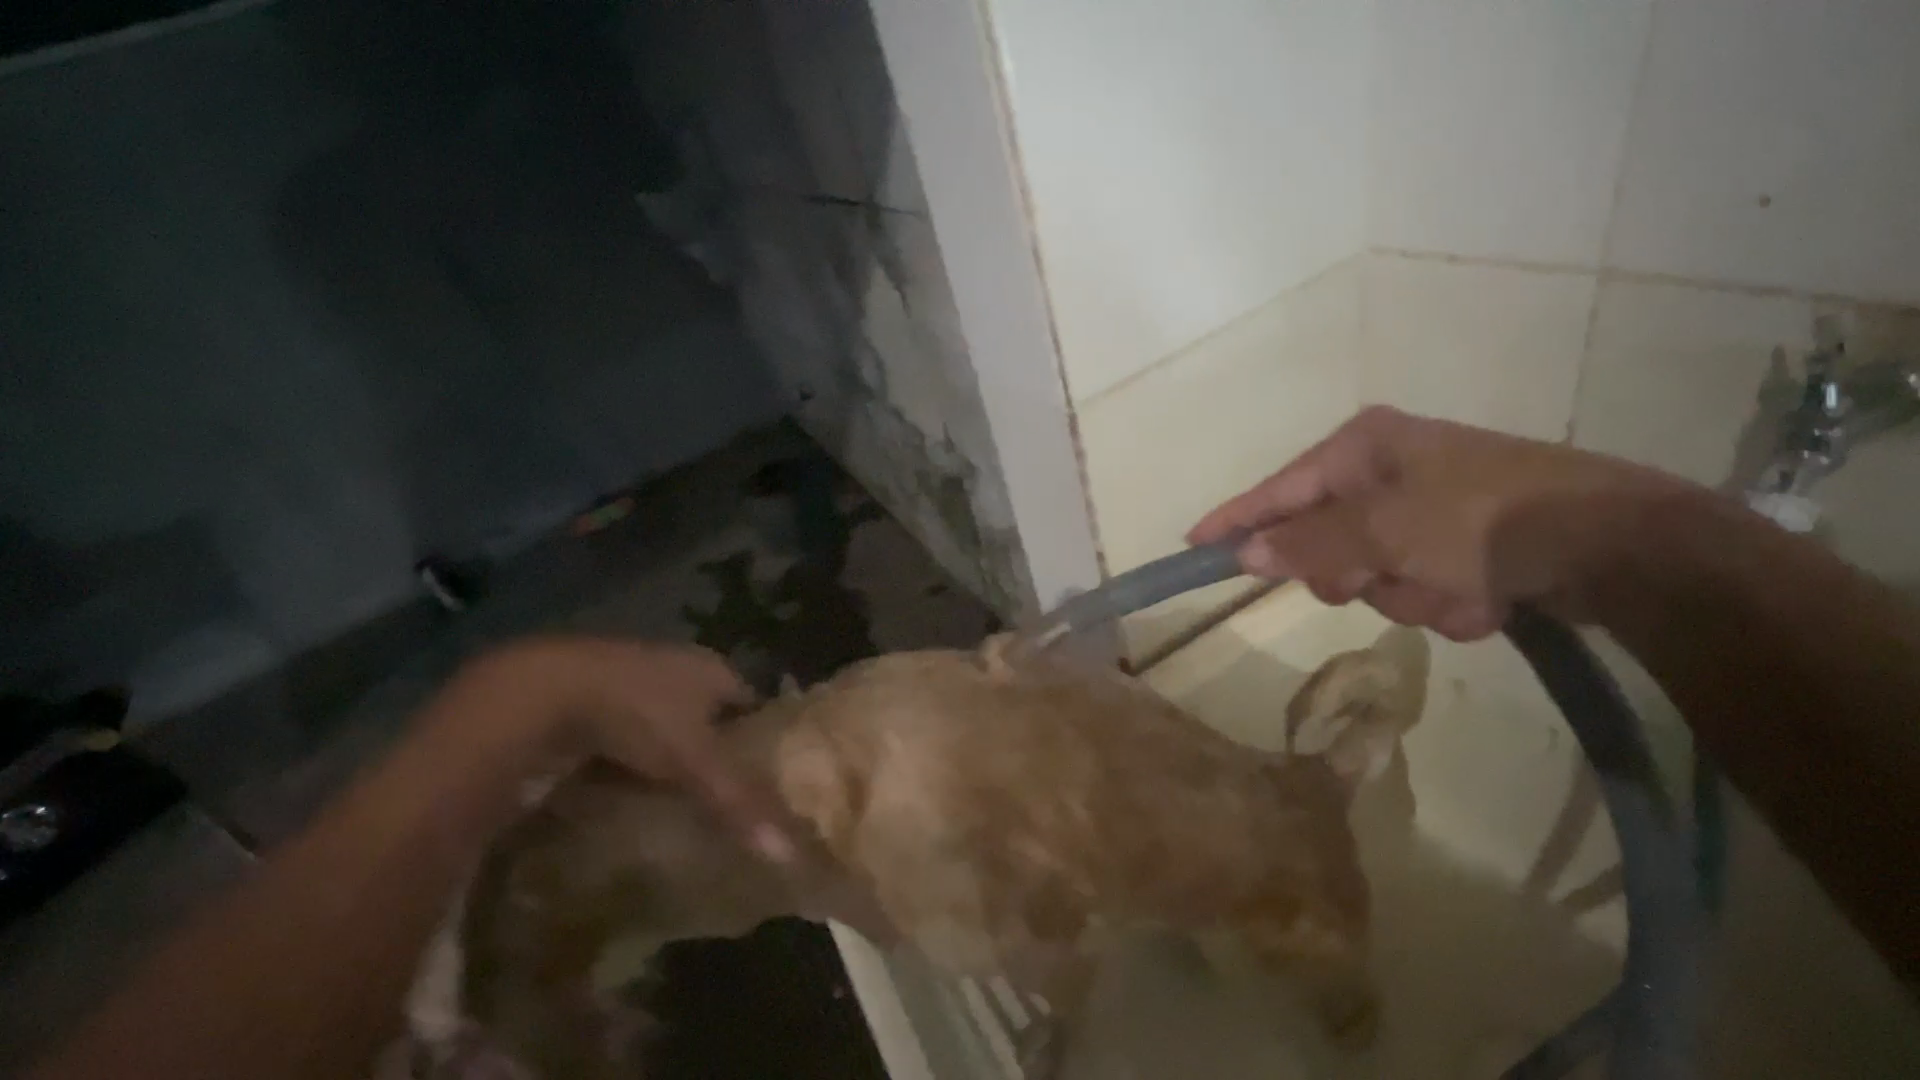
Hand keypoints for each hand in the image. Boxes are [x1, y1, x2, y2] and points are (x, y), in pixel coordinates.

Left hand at [467, 638, 792, 862]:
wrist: (541, 692)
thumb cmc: (638, 715)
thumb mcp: (697, 762)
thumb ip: (741, 803)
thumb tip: (791, 855)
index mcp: (710, 669)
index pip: (751, 700)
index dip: (763, 735)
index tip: (772, 774)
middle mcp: (674, 667)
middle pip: (707, 713)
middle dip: (715, 750)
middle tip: (728, 797)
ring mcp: (627, 682)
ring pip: (662, 725)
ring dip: (669, 757)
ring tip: (682, 804)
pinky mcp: (588, 703)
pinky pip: (623, 737)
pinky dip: (629, 765)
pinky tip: (631, 795)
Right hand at [1188, 407, 1689, 639]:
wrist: (1619, 544)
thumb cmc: (1486, 520)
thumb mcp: (1386, 532)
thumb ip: (1309, 545)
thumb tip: (1245, 552)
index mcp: (1363, 448)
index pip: (1277, 491)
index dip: (1235, 520)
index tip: (1193, 546)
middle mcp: (1387, 472)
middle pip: (1324, 543)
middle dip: (1356, 574)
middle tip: (1384, 578)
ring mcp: (1426, 510)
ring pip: (1374, 577)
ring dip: (1411, 595)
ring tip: (1461, 589)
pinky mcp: (1462, 545)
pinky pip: (1420, 589)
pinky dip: (1448, 603)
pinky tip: (1488, 597)